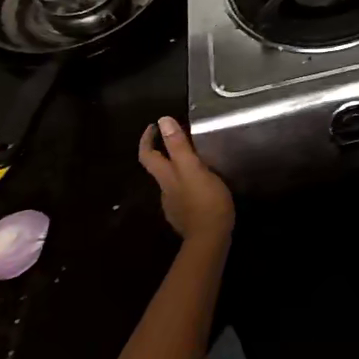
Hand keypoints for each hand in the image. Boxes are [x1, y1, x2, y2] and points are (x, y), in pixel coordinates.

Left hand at [138, 116, 233, 246]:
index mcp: (166, 177)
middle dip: (162, 152)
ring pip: (171, 182)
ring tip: (196, 159)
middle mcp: (166, 190)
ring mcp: (174, 206)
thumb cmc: (204, 200)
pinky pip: (183, 195)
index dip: (147, 139)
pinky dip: (188, 184)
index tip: (154, 125)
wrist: (211, 238)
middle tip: (177, 137)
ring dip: (177, 168)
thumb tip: (163, 120)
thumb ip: (178, 145)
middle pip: (158, 168)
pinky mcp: (186, 216)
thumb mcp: (193, 168)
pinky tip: (202, 185)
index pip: (148, 155)